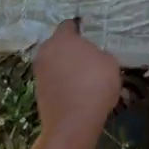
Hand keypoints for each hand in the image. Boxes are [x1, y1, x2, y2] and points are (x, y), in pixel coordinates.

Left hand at [31, 21, 122, 139]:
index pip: (69, 25)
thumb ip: (99, 54)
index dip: (80, 29)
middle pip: (58, 44)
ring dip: (65, 66)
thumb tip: (92, 57)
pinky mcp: (38, 91)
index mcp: (62, 38)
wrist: (73, 123)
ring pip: (54, 62)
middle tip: (88, 57)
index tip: (90, 36)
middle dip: (71, 49)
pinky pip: (53, 79)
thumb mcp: (110, 62)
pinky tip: (76, 91)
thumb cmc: (95, 84)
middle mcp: (46, 51)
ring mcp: (39, 72)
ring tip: (83, 77)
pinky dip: (62, 82)